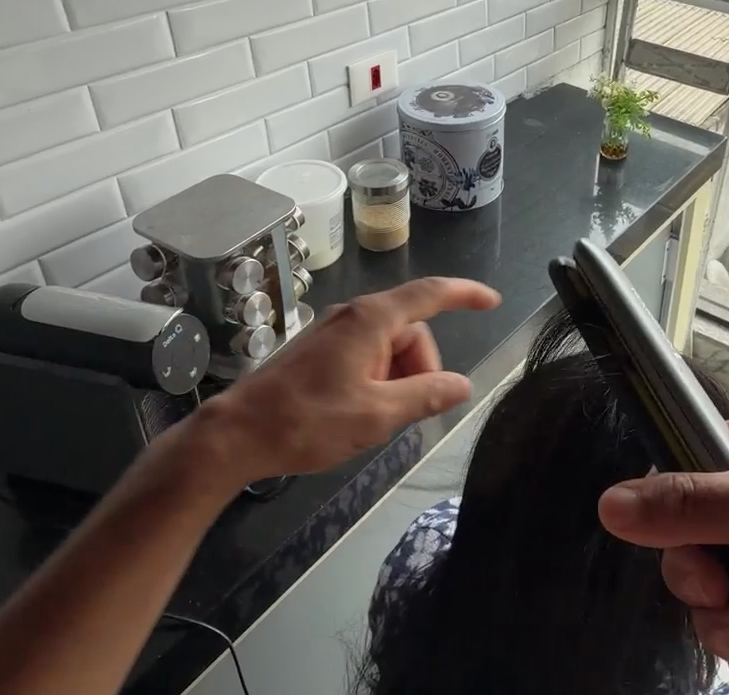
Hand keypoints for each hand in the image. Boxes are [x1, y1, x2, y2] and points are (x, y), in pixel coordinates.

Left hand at [175, 277, 500, 486]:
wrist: (237, 434)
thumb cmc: (307, 421)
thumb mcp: (377, 415)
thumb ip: (426, 396)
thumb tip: (462, 384)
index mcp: (372, 319)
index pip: (431, 294)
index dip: (465, 294)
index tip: (492, 301)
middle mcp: (355, 315)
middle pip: (412, 332)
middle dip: (421, 370)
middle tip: (404, 415)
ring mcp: (335, 331)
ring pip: (390, 348)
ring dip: (398, 380)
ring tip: (375, 419)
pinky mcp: (321, 350)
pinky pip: (368, 356)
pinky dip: (378, 380)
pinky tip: (360, 413)